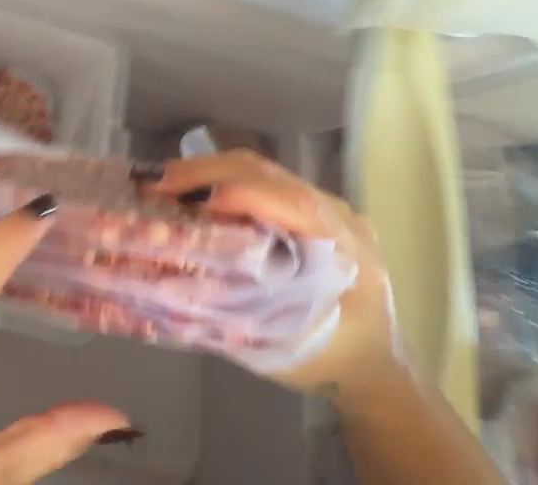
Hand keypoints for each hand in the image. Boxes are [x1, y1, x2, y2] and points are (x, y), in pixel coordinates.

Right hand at [150, 150, 403, 399]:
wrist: (377, 367)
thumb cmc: (331, 360)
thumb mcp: (286, 346)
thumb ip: (239, 312)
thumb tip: (177, 283)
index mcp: (344, 251)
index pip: (294, 204)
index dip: (242, 194)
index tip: (192, 202)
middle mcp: (339, 218)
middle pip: (272, 175)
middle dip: (211, 172)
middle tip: (159, 182)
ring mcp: (328, 208)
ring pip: (266, 171)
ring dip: (213, 171)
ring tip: (168, 181)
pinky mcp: (313, 209)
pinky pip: (266, 181)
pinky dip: (226, 179)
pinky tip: (195, 191)